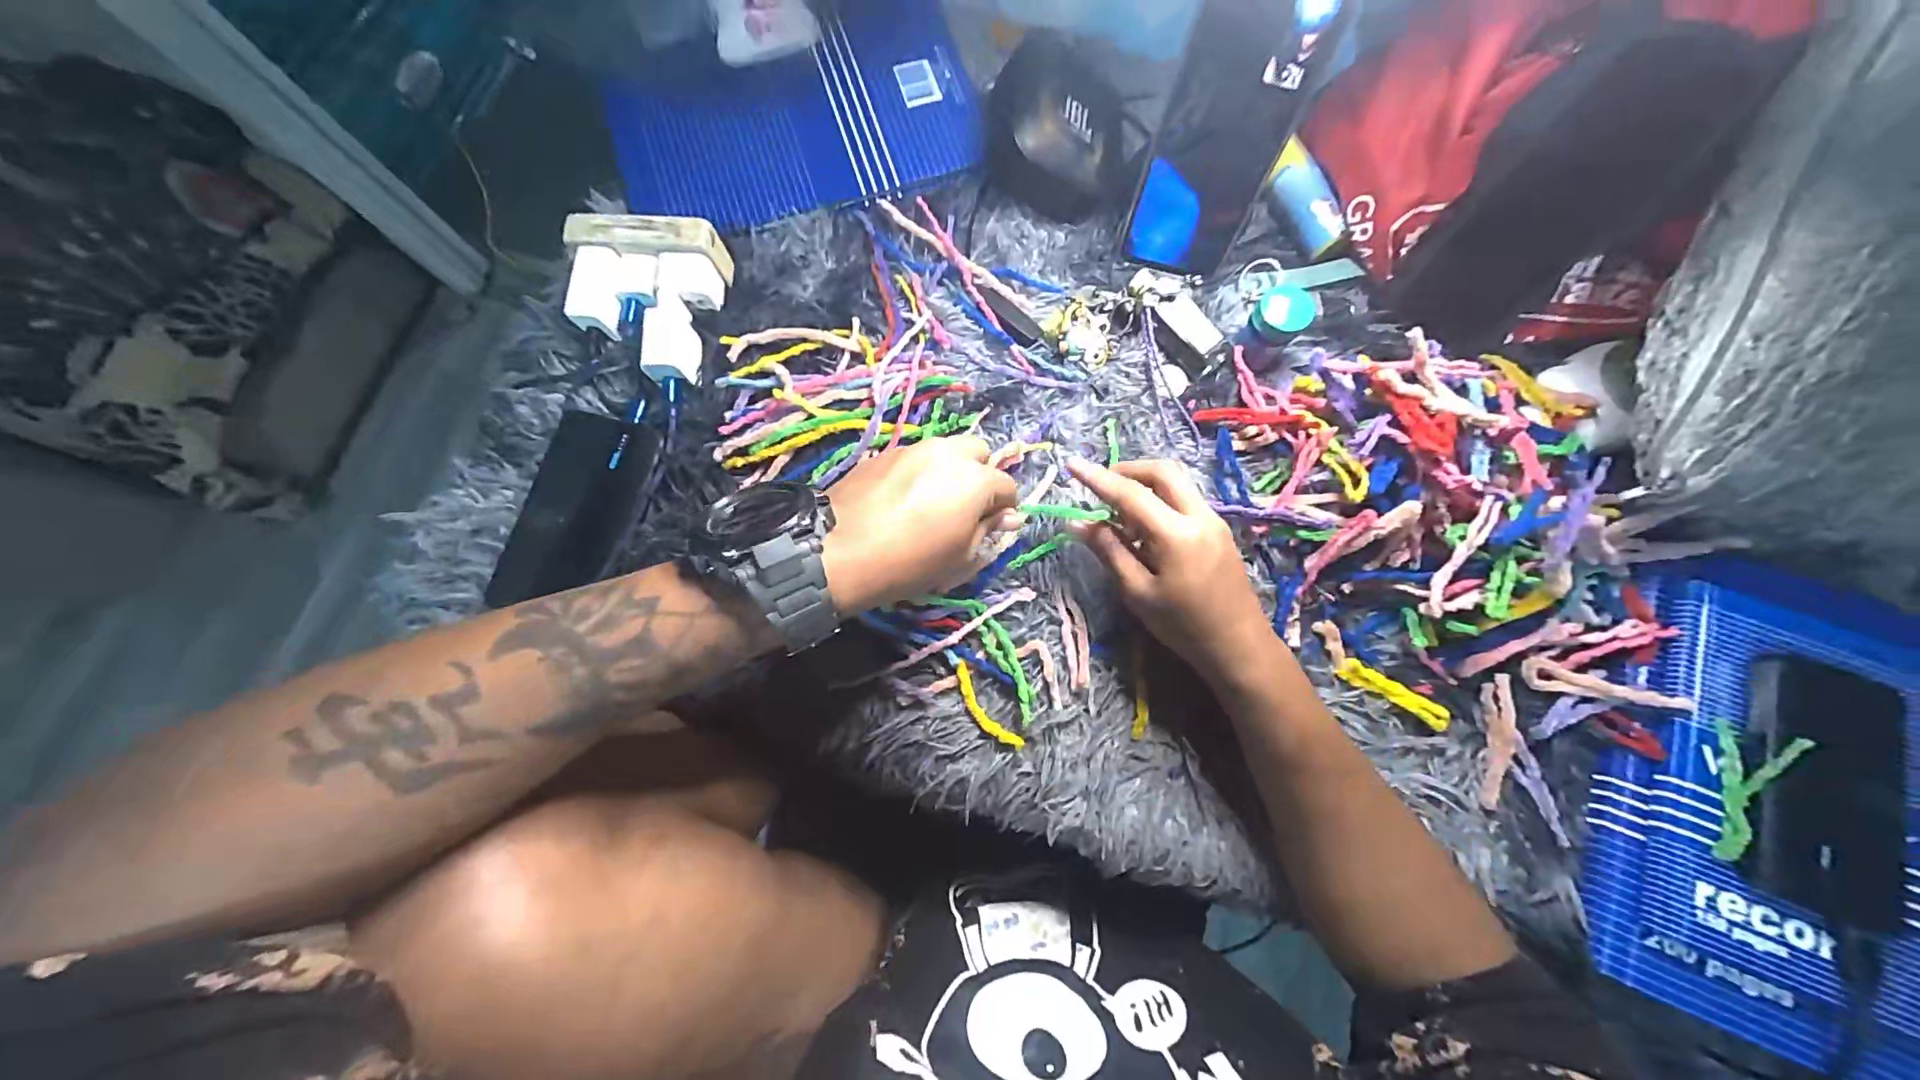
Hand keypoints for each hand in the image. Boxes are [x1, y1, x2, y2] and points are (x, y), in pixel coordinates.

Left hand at [822, 436, 1018, 612]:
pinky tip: (904, 500)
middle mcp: (948, 453)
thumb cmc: (909, 562)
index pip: (1006, 486)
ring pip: (945, 450)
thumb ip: (987, 531)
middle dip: (980, 475)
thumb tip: (1008, 517)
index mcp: (975, 479)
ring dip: (949, 470)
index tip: (991, 527)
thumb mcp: (959, 558)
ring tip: (932, 503)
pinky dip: (920, 472)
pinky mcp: (884, 453)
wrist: (839, 550)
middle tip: (964, 507)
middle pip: (979, 452)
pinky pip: (915, 457)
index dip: (1004, 508)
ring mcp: (913, 448)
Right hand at [1065, 457, 1277, 682]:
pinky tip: (1144, 527)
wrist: (1239, 646)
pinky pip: (1185, 499)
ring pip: (1177, 482)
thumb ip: (1108, 551)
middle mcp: (1200, 517)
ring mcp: (1214, 521)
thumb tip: (1077, 523)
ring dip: (1145, 484)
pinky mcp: (1219, 530)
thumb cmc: (1183, 626)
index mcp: (1176, 534)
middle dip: (1127, 470)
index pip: (1130, 494)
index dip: (1097, 478)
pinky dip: (1160, 499)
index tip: (1072, 465)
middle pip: (1162, 472)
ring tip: (1118, 511)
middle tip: (1100, 485)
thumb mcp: (1137, 592)